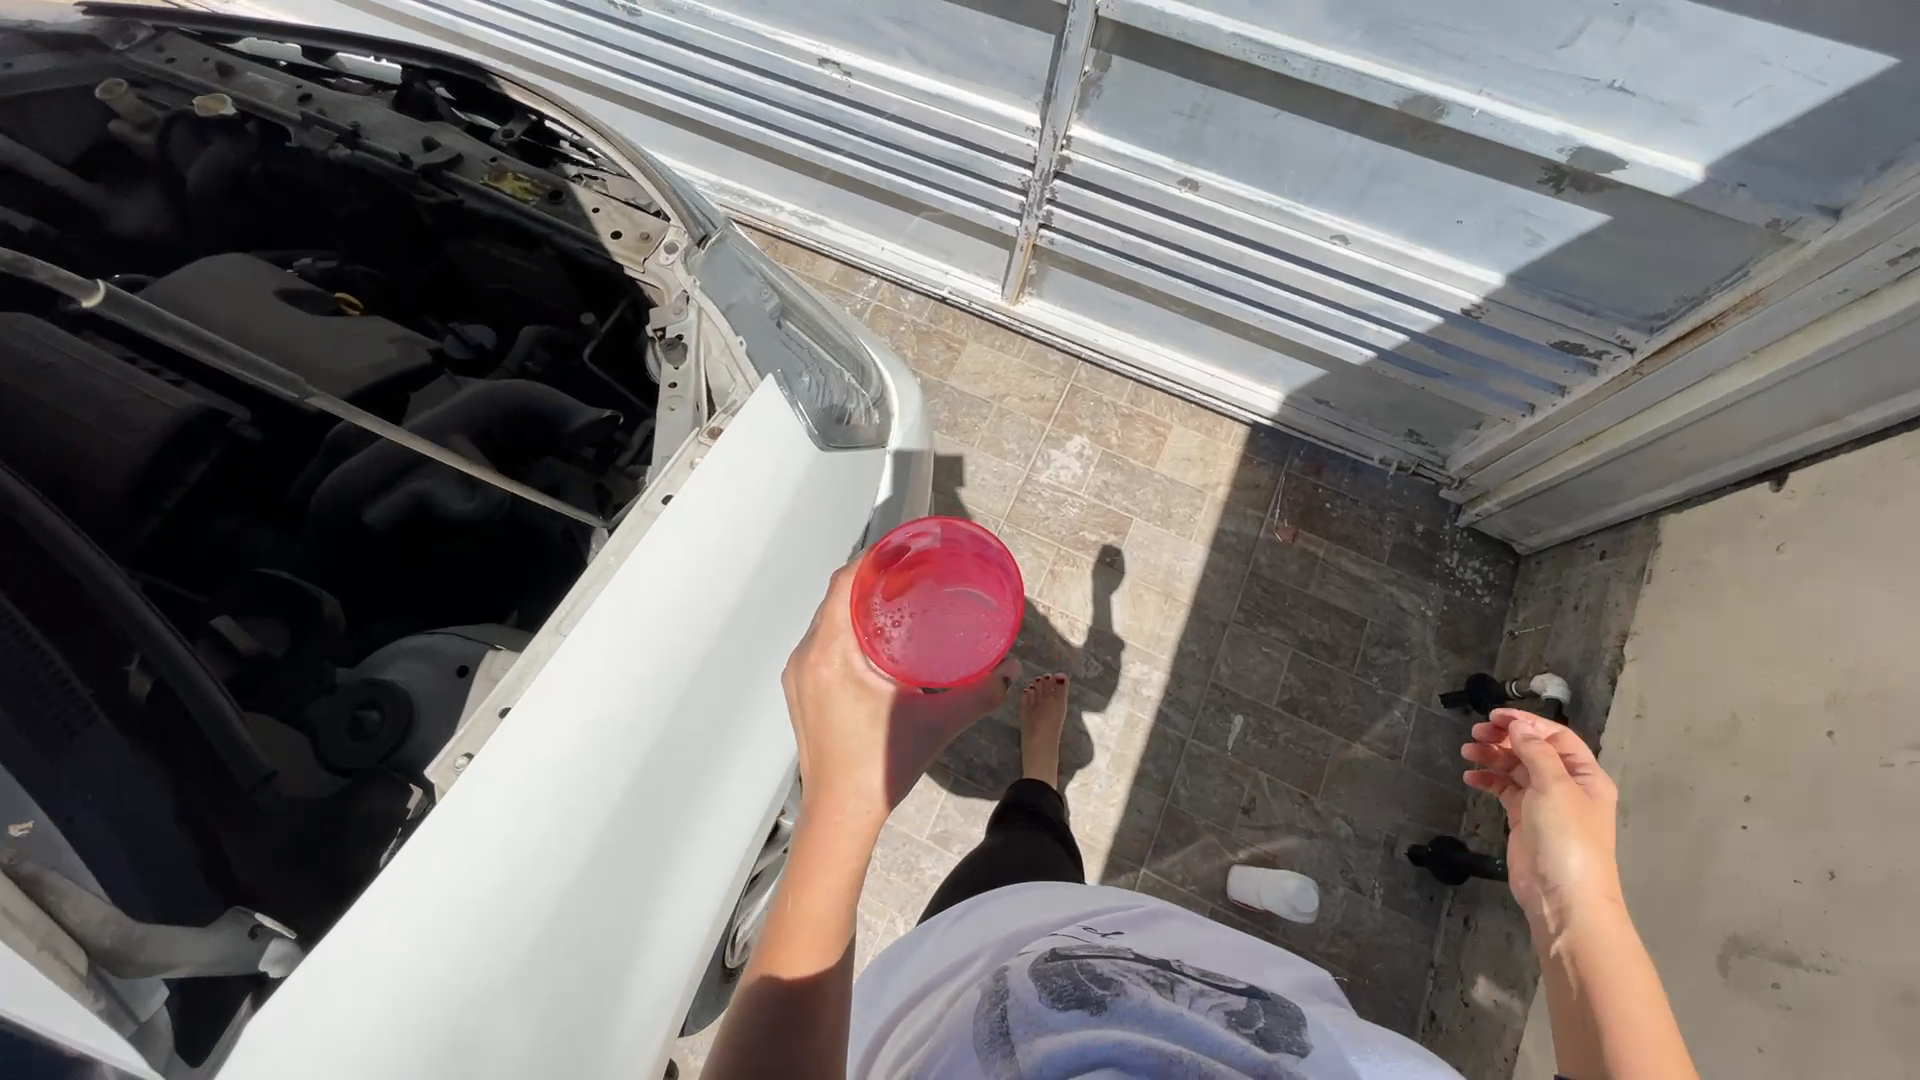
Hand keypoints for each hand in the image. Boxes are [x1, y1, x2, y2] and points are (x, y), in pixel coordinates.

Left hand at [782, 552, 1019, 831]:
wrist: (839, 818)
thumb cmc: (878, 769)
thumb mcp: (937, 724)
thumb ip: (980, 693)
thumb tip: (1010, 670)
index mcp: (832, 653)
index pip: (844, 582)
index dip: (873, 558)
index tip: (902, 550)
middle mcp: (807, 658)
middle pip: (834, 599)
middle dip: (870, 581)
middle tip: (909, 577)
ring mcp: (798, 677)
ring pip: (826, 623)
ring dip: (856, 609)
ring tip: (895, 606)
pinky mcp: (799, 694)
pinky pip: (820, 646)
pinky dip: (844, 634)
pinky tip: (874, 647)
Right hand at [1461, 709, 1622, 930]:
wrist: (1562, 894)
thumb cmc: (1566, 837)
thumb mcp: (1554, 787)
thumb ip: (1535, 752)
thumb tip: (1518, 725)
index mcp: (1585, 775)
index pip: (1556, 737)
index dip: (1527, 722)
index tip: (1494, 716)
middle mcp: (1566, 785)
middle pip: (1533, 750)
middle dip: (1505, 738)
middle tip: (1475, 733)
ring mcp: (1545, 803)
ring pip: (1515, 768)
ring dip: (1492, 757)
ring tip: (1467, 752)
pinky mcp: (1524, 818)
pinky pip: (1504, 789)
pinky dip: (1488, 780)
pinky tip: (1471, 777)